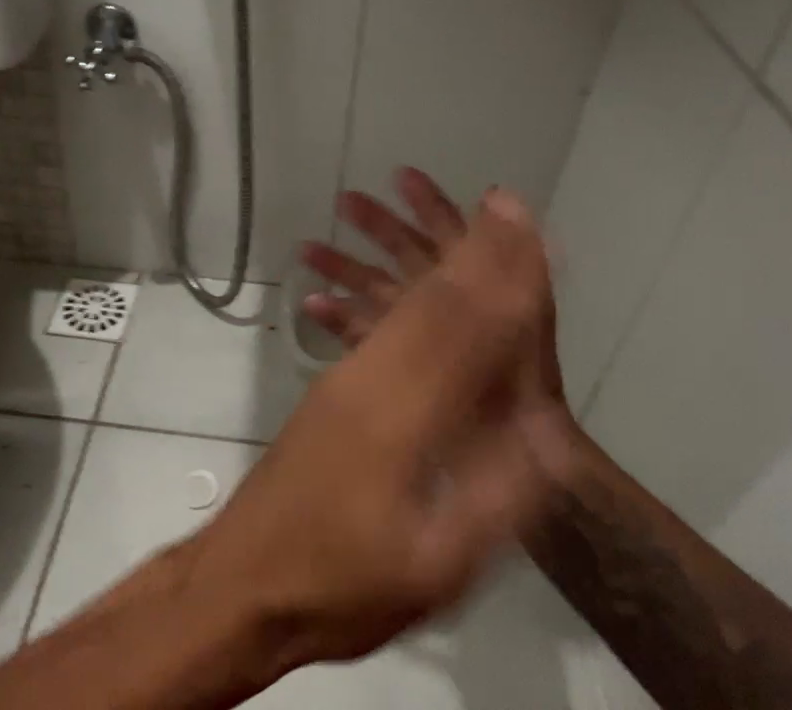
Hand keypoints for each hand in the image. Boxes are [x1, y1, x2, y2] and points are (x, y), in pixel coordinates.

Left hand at [170, 190, 567, 676]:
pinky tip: (401, 276)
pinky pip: (368, 330)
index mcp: (403, 417)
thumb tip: (551, 440)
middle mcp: (371, 382)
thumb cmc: (339, 585)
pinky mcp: (325, 397)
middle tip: (505, 205)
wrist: (239, 586)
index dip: (501, 278)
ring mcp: (341, 384)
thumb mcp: (432, 564)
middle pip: (430, 301)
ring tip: (451, 217)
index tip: (529, 230)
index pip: (465, 331)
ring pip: (393, 306)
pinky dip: (391, 292)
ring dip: (426, 258)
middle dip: (474, 252)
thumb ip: (493, 499)